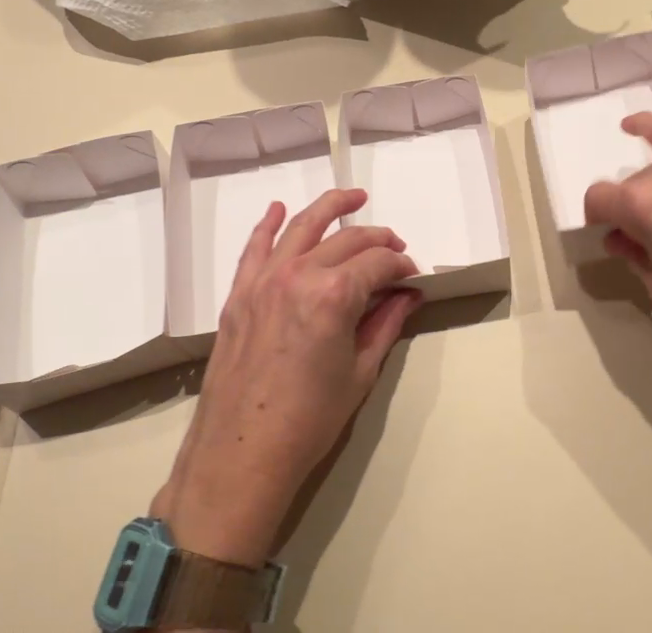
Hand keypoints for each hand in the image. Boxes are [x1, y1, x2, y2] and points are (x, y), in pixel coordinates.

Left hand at [151, 189, 421, 567]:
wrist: (241, 455)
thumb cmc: (310, 420)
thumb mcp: (360, 373)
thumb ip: (385, 324)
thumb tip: (408, 295)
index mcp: (334, 294)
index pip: (378, 262)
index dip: (402, 264)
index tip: (412, 274)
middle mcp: (299, 274)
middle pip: (347, 240)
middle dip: (377, 239)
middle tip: (395, 247)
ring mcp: (263, 281)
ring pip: (302, 227)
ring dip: (330, 208)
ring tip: (353, 197)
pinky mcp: (239, 295)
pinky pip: (255, 248)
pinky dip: (269, 224)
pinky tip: (280, 209)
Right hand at [583, 91, 651, 357]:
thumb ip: (640, 261)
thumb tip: (625, 242)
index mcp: (641, 205)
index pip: (598, 199)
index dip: (597, 218)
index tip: (609, 235)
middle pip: (633, 178)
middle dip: (630, 202)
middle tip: (644, 231)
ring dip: (642, 127)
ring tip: (631, 126)